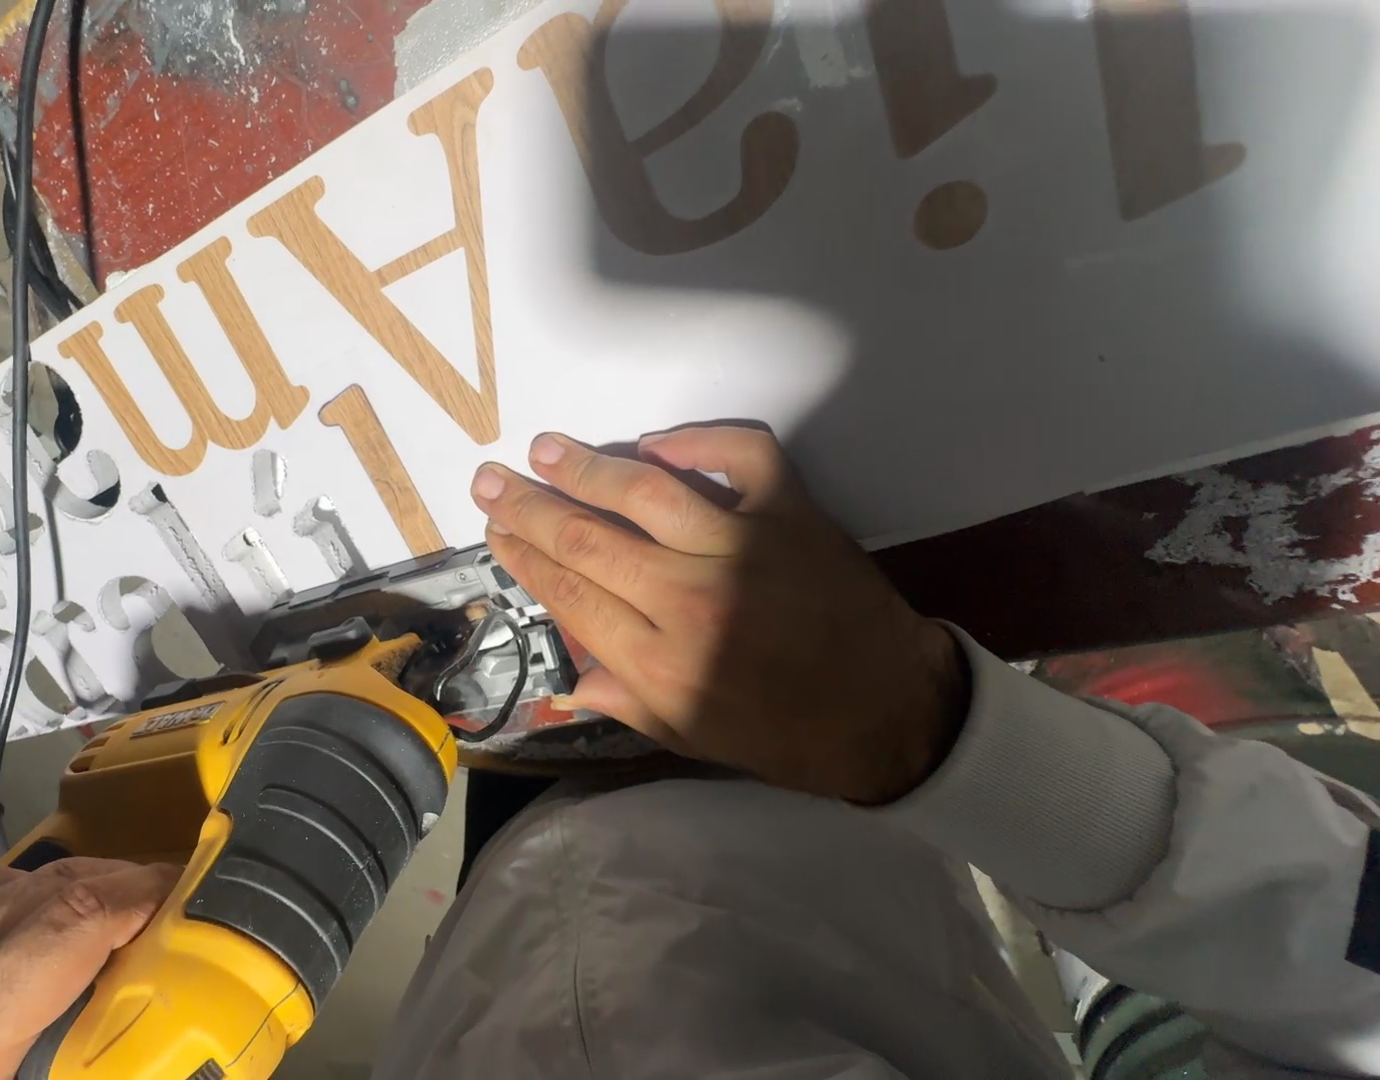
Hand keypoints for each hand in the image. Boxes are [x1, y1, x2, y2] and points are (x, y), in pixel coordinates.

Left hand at [0, 858, 180, 1079]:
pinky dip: (28, 894)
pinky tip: (47, 921)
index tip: (189, 898)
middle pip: (51, 890)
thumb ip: (100, 1046)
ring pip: (18, 879)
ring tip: (116, 916)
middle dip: (124, 886)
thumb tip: (174, 976)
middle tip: (168, 907)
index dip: (143, 894)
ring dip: (81, 888)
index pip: (74, 919)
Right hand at [471, 426, 967, 804]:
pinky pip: (741, 456)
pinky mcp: (793, 515)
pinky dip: (699, 438)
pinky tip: (655, 441)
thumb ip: (624, 702)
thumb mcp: (690, 737)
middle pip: (588, 538)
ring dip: (586, 467)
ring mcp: (744, 548)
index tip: (495, 530)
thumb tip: (568, 680)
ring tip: (543, 449)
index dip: (524, 556)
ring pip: (646, 492)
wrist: (889, 713)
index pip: (570, 593)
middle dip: (528, 506)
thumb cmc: (781, 733)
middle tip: (489, 480)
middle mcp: (690, 598)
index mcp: (659, 662)